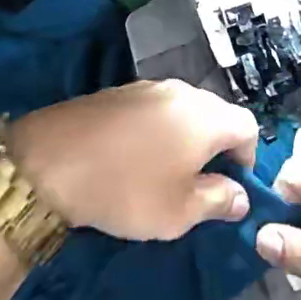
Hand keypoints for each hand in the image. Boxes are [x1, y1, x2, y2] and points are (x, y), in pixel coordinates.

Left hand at [9, 80, 259, 240]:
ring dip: (185, 137)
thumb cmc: (126, 189)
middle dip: (217, 147)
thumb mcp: (179, 212)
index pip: (248, 126)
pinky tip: (134, 156)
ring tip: (164, 171)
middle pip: (216, 113)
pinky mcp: (119, 91)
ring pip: (183, 109)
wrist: (52, 159)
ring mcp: (147, 86)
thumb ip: (217, 200)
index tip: (230, 187)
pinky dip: (157, 129)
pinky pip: (154, 108)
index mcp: (205, 116)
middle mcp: (181, 91)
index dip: (248, 158)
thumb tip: (239, 194)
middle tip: (199, 183)